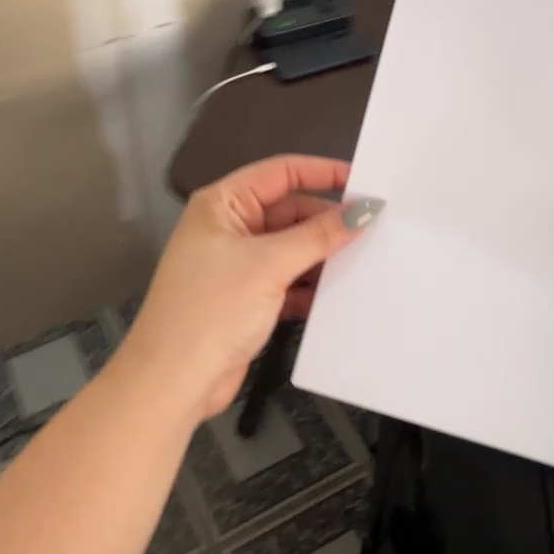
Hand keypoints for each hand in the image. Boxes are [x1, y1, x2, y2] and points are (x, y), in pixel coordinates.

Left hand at [121, 156, 383, 419]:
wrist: (174, 380)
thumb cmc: (213, 309)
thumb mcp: (268, 265)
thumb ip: (318, 235)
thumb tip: (366, 209)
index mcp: (223, 204)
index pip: (280, 173)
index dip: (323, 172)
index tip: (367, 182)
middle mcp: (229, 227)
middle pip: (290, 211)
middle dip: (329, 220)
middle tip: (379, 228)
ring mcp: (238, 264)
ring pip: (292, 248)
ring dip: (324, 255)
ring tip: (371, 259)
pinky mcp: (247, 298)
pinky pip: (289, 280)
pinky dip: (312, 286)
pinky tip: (343, 294)